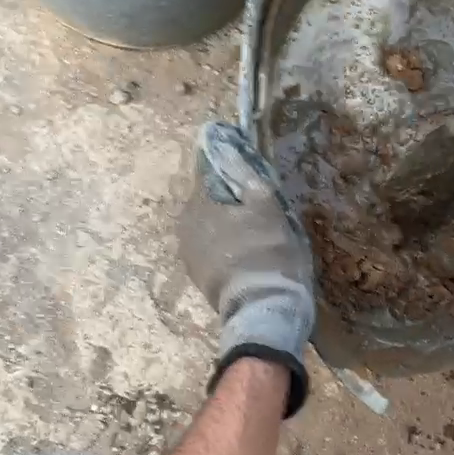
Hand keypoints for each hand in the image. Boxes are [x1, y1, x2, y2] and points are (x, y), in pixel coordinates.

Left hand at [177, 123, 315, 416]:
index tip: (252, 173)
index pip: (210, 171)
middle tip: (262, 207)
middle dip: (232, 200)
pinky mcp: (199, 277)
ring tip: (259, 233)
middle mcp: (185, 226)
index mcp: (198, 203)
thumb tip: (227, 145)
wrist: (263, 309)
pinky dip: (229, 247)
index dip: (232, 168)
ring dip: (231, 225)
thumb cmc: (268, 251)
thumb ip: (245, 173)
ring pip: (212, 226)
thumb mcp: (267, 205)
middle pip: (211, 200)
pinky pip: (214, 250)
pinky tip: (250, 255)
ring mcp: (190, 254)